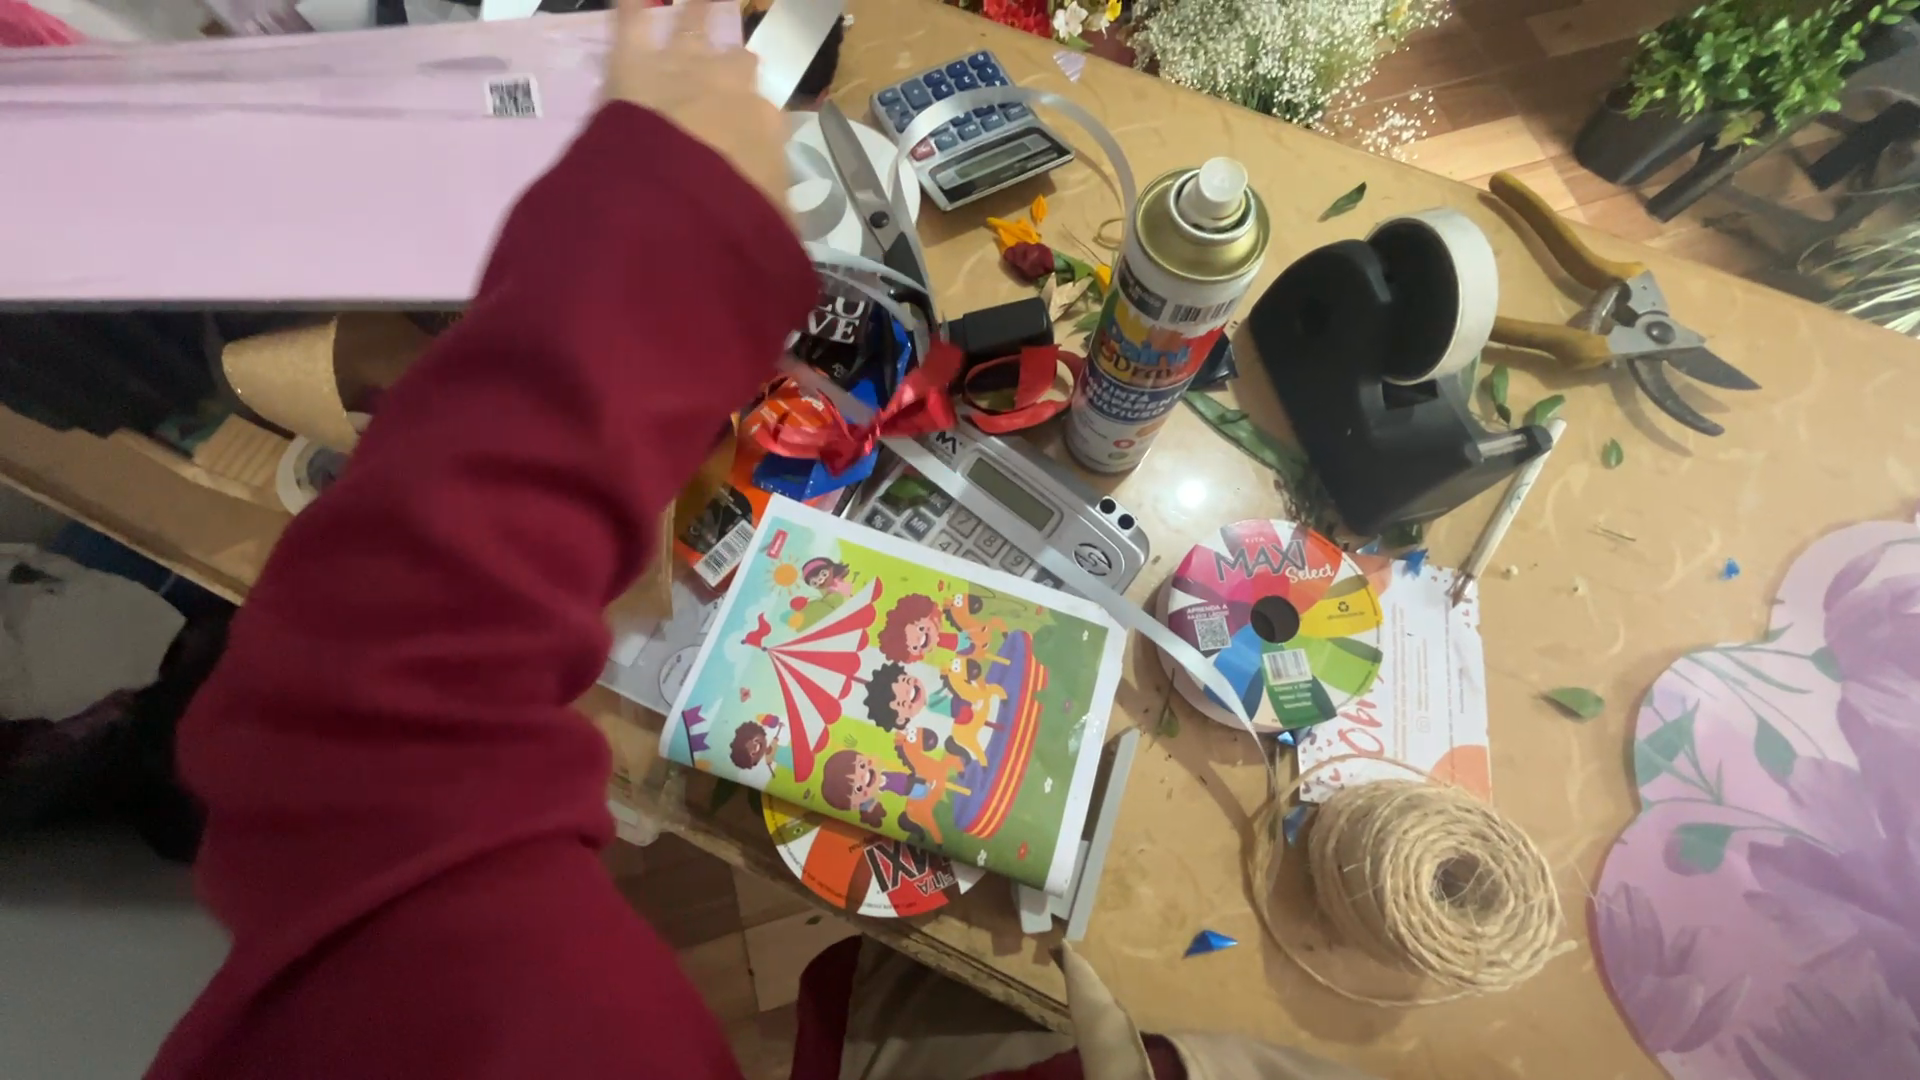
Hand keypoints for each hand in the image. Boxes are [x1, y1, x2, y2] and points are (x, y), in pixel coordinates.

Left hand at [603, 0, 789, 219]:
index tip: (757, 145)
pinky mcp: (633, 61)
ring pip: (693, 24)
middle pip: (737, 65)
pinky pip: (630, 19)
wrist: (678, 203)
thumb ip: (777, 210)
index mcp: (765, 125)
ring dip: (698, 9)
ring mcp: (682, 65)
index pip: (768, 119)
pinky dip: (631, 4)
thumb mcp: (775, 222)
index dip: (761, 128)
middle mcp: (729, 84)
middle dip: (735, 70)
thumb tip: (783, 221)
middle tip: (732, 73)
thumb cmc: (737, 215)